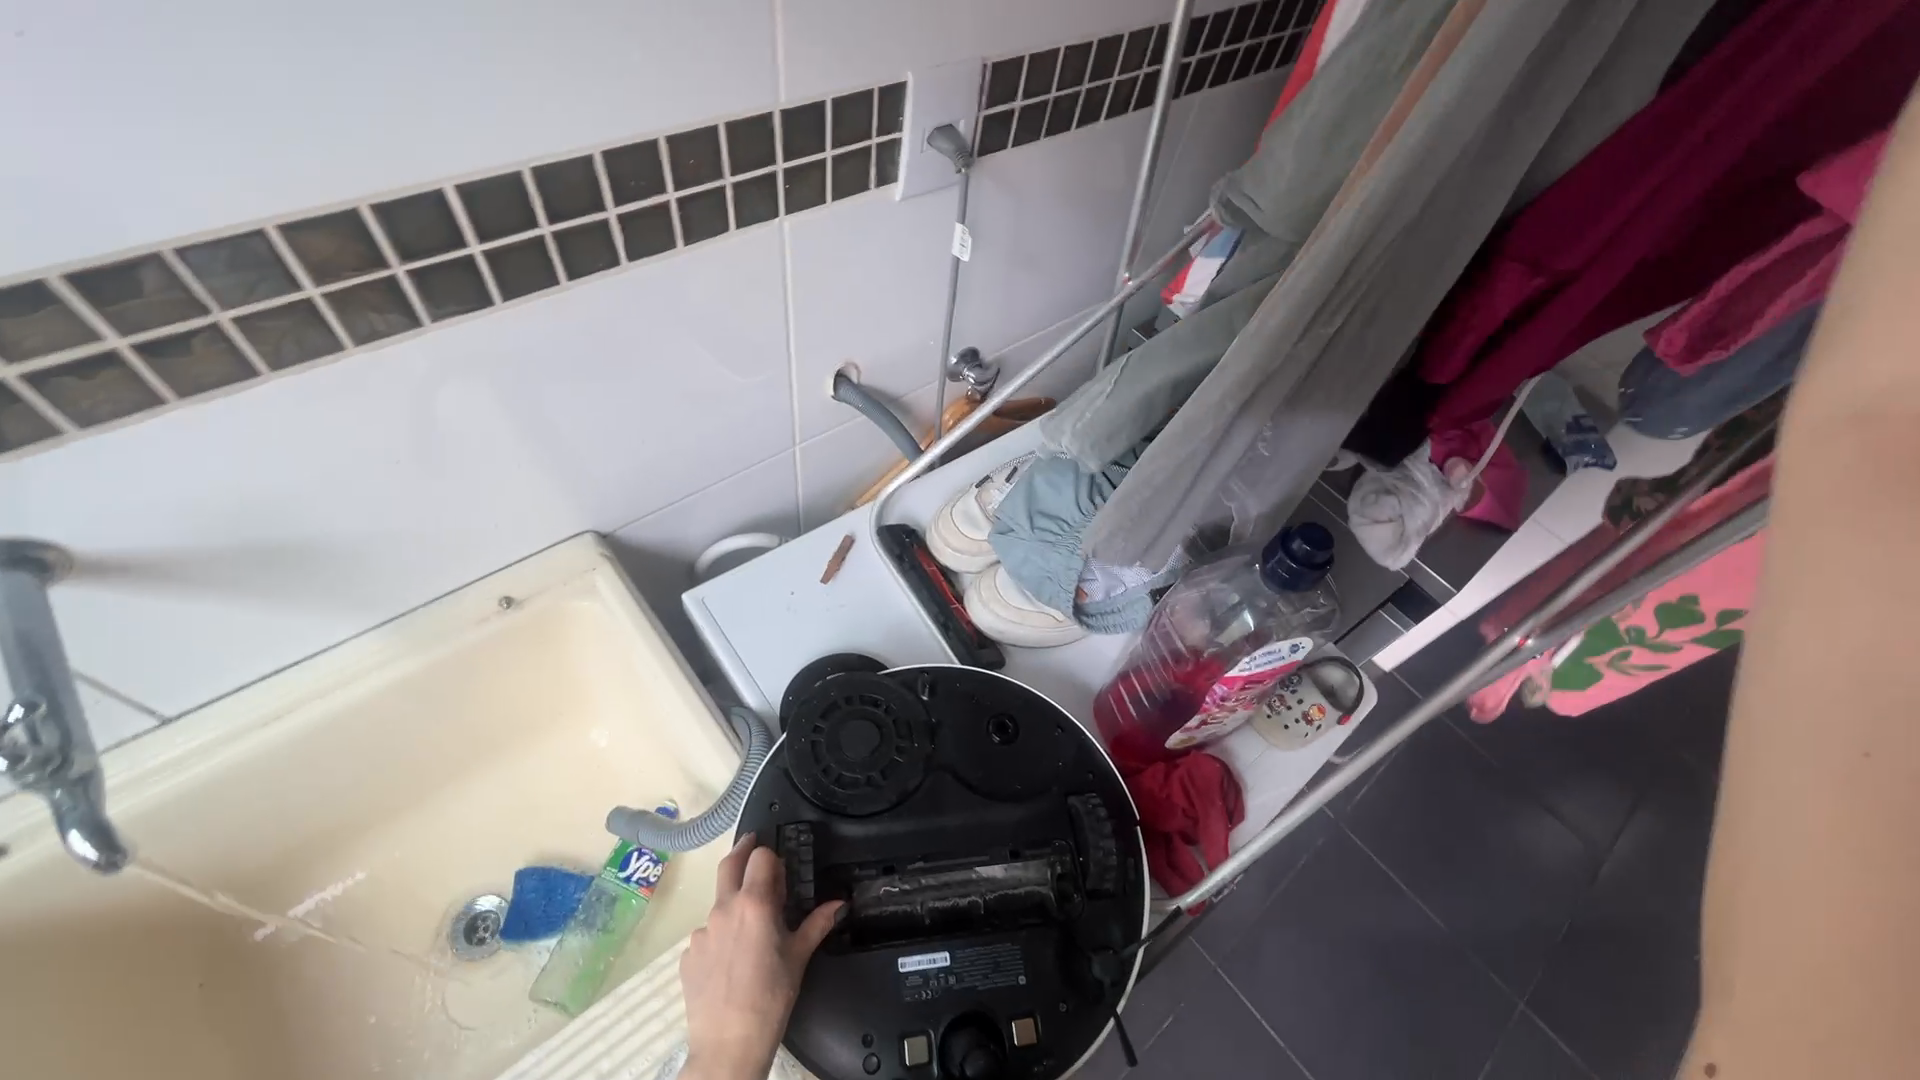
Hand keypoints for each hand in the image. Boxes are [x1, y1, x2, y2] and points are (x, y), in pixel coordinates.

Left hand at [680, 834, 843, 1079]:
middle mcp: (724, 909)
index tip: (780, 870)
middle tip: (753, 848)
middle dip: (743, 851)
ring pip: (719, 905)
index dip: (772, 859)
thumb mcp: (799, 956)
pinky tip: (732, 962)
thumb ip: (818, 923)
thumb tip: (839, 904)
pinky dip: (720, 938)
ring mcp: (701, 932)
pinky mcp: (688, 955)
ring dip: (734, 906)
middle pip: (729, 864)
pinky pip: (707, 936)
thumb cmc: (771, 996)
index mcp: (754, 903)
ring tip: (750, 933)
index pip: (760, 857)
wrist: (728, 1043)